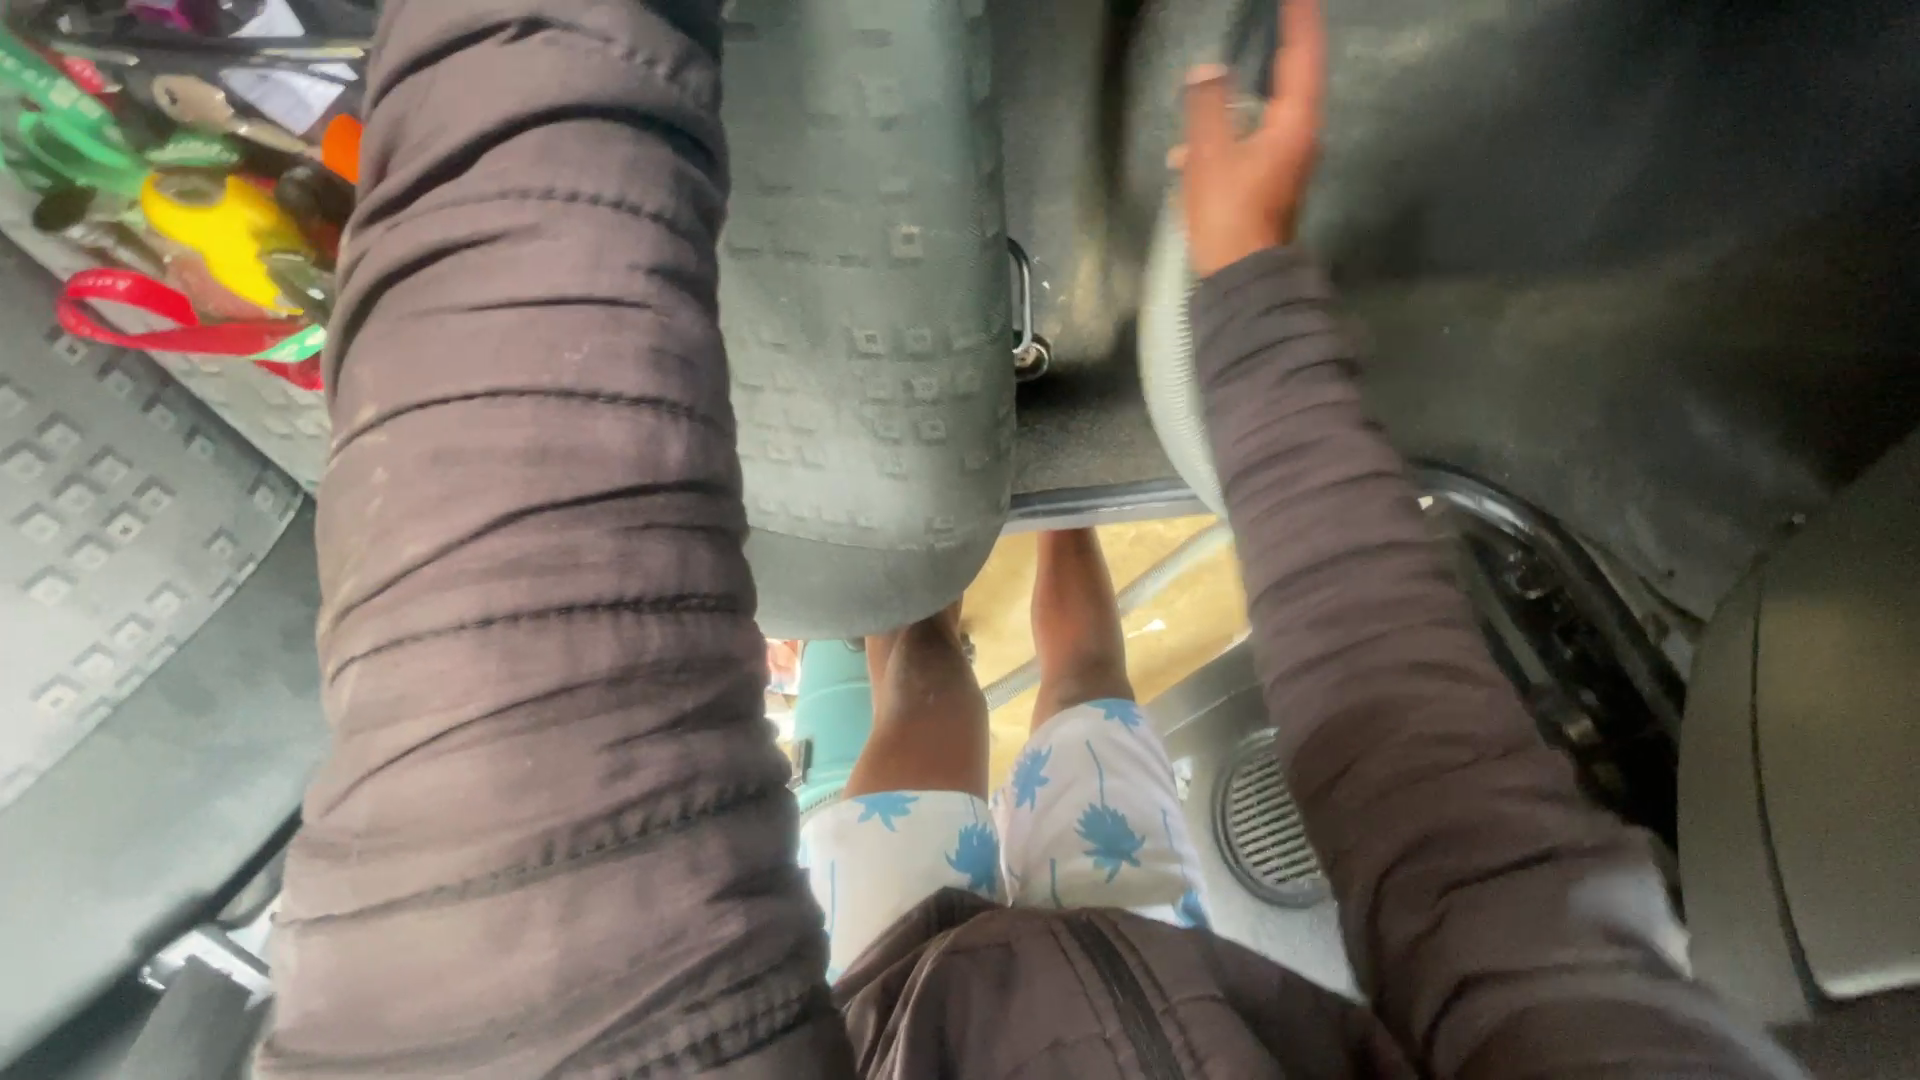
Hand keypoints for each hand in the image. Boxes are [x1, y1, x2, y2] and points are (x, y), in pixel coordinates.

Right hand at [1177, 0, 1325, 276]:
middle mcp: (1302, 138)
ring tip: (1201, 105)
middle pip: (1289, 83)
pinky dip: (1226, 139)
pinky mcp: (1271, 184)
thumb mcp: (1209, 156)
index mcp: (1295, 123)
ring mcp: (1289, 163)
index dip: (1298, 19)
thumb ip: (1207, 107)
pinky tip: (1189, 154)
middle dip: (1268, 58)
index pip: (1302, 55)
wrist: (1240, 275)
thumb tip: (1207, 71)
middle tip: (1261, 30)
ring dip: (1232, 109)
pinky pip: (1251, 145)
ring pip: (1264, 118)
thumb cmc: (1228, 214)